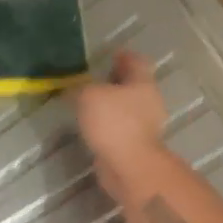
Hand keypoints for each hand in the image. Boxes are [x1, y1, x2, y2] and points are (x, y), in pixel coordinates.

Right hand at [74, 51, 167, 199]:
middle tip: (97, 81)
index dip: (124, 56)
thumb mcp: (88, 96)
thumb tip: (73, 88)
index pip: (137, 61)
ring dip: (113, 106)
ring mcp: (146, 126)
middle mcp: (149, 102)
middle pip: (135, 86)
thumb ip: (79, 88)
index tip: (111, 56)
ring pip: (129, 109)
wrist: (130, 167)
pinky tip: (95, 129)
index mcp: (142, 83)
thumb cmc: (114, 123)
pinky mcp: (137, 146)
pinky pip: (123, 129)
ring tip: (91, 106)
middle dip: (117, 83)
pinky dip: (111, 127)